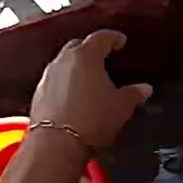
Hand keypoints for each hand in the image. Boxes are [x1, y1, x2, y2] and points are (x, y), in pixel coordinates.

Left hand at [29, 31, 152, 148]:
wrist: (57, 144)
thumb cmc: (91, 120)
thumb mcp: (121, 107)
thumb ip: (133, 94)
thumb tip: (144, 89)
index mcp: (86, 56)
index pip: (101, 38)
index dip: (113, 38)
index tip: (120, 41)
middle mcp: (63, 61)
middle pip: (78, 47)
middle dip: (90, 50)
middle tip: (103, 58)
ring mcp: (47, 77)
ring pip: (63, 65)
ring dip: (75, 69)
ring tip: (89, 80)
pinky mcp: (38, 95)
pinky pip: (54, 83)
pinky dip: (65, 85)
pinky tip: (73, 98)